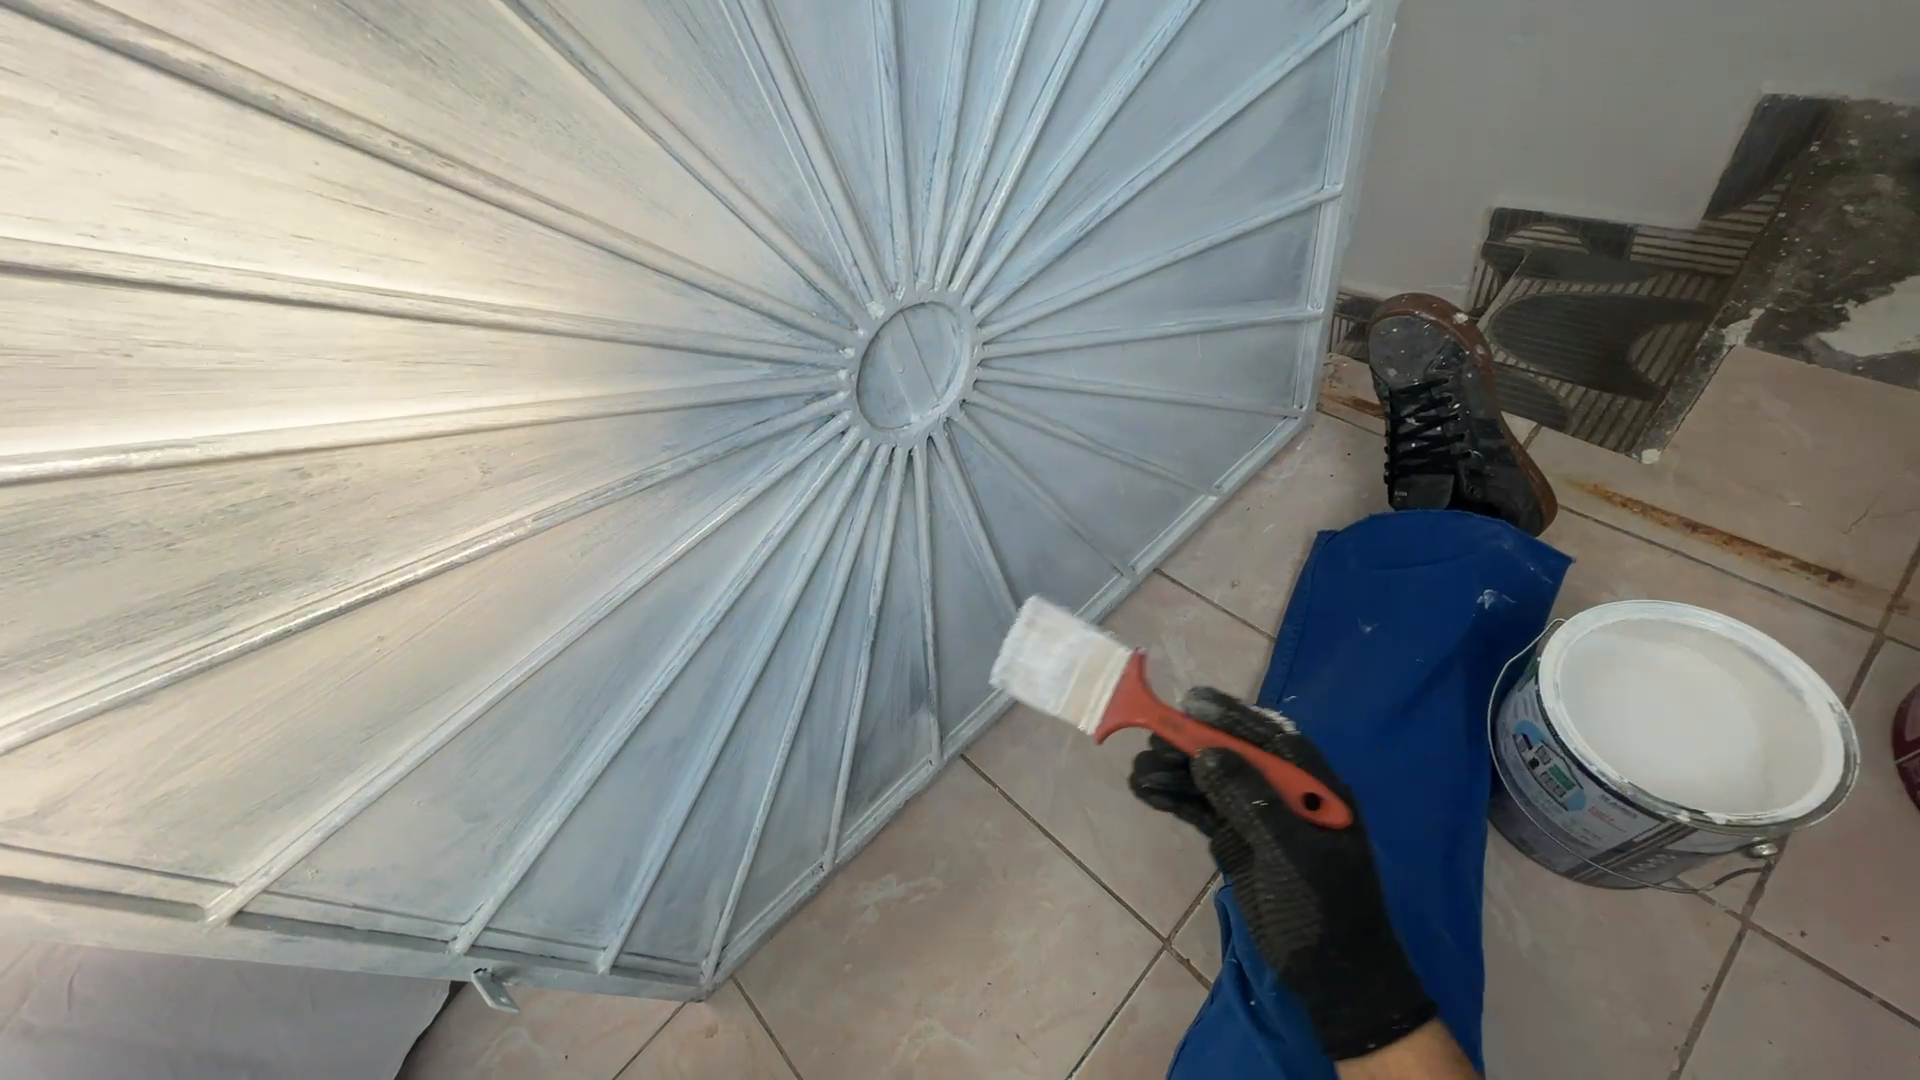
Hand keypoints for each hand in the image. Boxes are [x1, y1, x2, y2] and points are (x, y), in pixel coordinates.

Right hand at [1129, 688, 1436, 1060]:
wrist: (1333, 979)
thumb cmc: (1323, 911)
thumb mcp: (1290, 853)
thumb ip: (1250, 800)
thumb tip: (1206, 754)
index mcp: (1312, 787)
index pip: (1269, 736)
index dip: (1230, 714)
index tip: (1189, 702)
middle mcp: (1282, 793)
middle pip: (1232, 753)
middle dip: (1190, 744)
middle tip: (1151, 739)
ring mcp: (1257, 816)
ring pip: (1210, 781)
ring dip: (1174, 773)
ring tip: (1138, 773)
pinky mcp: (1237, 840)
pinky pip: (1201, 810)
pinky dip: (1174, 800)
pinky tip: (1146, 792)